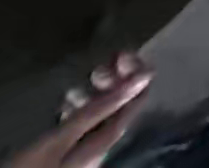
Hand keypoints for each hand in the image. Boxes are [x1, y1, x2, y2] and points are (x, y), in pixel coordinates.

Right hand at [7, 52, 150, 167]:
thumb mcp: (62, 137)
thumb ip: (103, 107)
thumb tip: (146, 75)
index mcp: (108, 139)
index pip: (139, 96)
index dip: (134, 70)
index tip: (118, 54)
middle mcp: (103, 145)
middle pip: (121, 102)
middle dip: (112, 80)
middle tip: (94, 71)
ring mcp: (86, 150)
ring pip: (101, 112)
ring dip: (93, 94)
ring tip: (73, 89)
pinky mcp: (68, 155)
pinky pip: (83, 125)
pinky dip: (78, 110)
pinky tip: (63, 105)